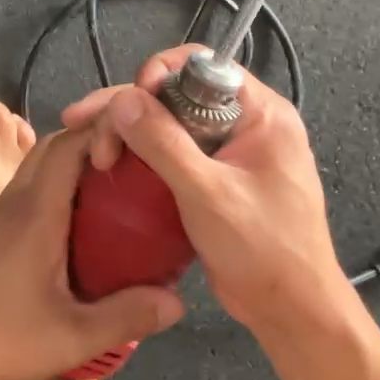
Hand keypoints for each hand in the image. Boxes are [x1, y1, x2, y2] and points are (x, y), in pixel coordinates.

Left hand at [0, 125, 182, 379]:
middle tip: (136, 164)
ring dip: (72, 167)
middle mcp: (13, 202)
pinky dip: (55, 190)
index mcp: (34, 212)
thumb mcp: (72, 337)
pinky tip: (82, 224)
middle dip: (91, 144)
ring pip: (36, 170)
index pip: (66, 145)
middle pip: (50, 149)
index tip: (140, 141)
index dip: (102, 132)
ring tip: (118, 191)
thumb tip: (177, 300)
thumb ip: (127, 316)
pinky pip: (26, 193)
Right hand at [60, 45, 348, 333]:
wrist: (292, 313)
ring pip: (165, 121)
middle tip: (87, 133)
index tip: (126, 104)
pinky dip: (136, 154)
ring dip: (125, 132)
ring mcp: (226, 150)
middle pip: (174, 92)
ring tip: (94, 156)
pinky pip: (167, 149)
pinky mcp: (210, 176)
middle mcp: (244, 123)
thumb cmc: (264, 251)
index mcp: (261, 114)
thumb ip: (164, 144)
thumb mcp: (209, 194)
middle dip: (126, 108)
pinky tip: (107, 166)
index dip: (158, 74)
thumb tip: (121, 99)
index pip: (203, 66)